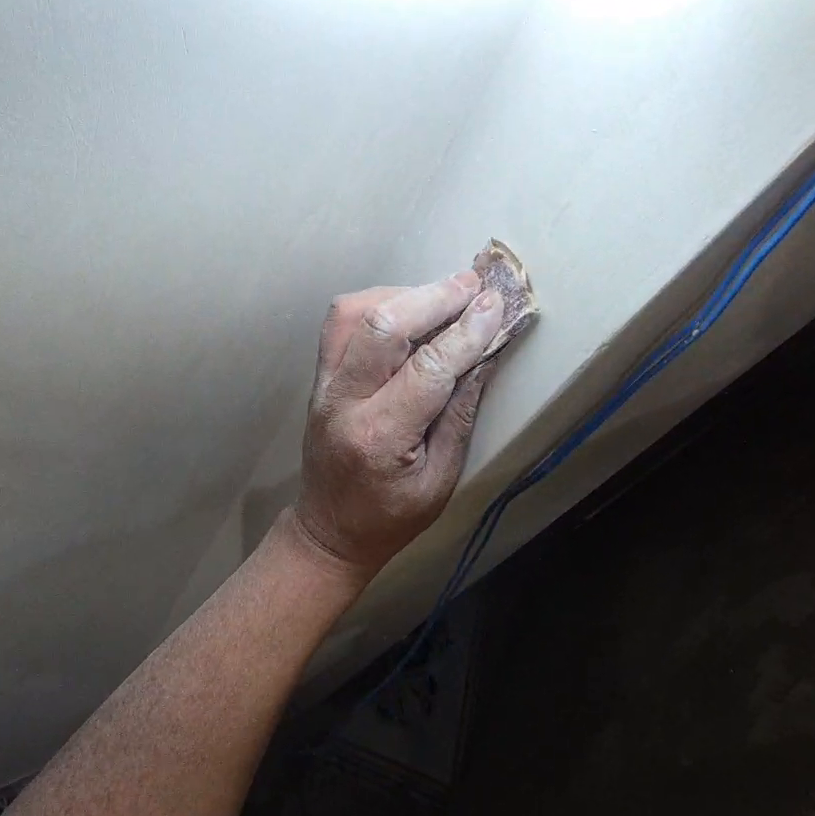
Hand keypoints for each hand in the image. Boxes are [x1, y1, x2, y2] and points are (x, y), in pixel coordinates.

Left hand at [287, 272, 503, 576]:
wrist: (328, 530)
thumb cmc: (391, 516)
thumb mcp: (442, 478)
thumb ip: (462, 413)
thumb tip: (486, 352)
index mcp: (379, 437)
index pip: (427, 368)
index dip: (466, 332)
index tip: (496, 305)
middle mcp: (343, 402)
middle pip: (382, 326)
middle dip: (434, 297)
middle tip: (473, 285)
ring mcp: (323, 385)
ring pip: (353, 313)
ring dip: (403, 294)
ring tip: (444, 296)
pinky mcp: (318, 375)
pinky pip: (341, 322)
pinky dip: (377, 303)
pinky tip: (408, 309)